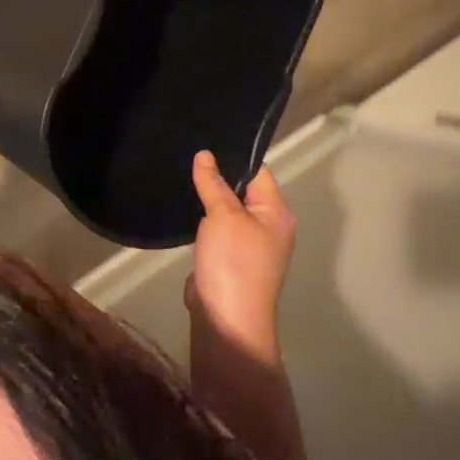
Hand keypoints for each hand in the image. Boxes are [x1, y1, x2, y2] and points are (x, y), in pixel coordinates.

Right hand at [186, 151, 295, 362]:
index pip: (259, 173)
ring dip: (208, 198)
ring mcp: (250, 244)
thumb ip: (213, 183)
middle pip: (243, 190)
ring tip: (182, 177)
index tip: (205, 142)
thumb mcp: (223, 216)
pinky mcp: (230, 257)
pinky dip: (204, 219)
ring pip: (228, 210)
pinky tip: (184, 208)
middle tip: (187, 156)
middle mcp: (269, 226)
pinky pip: (218, 228)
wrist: (228, 316)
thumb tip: (205, 154)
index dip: (234, 157)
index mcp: (277, 214)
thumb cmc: (234, 261)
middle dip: (217, 176)